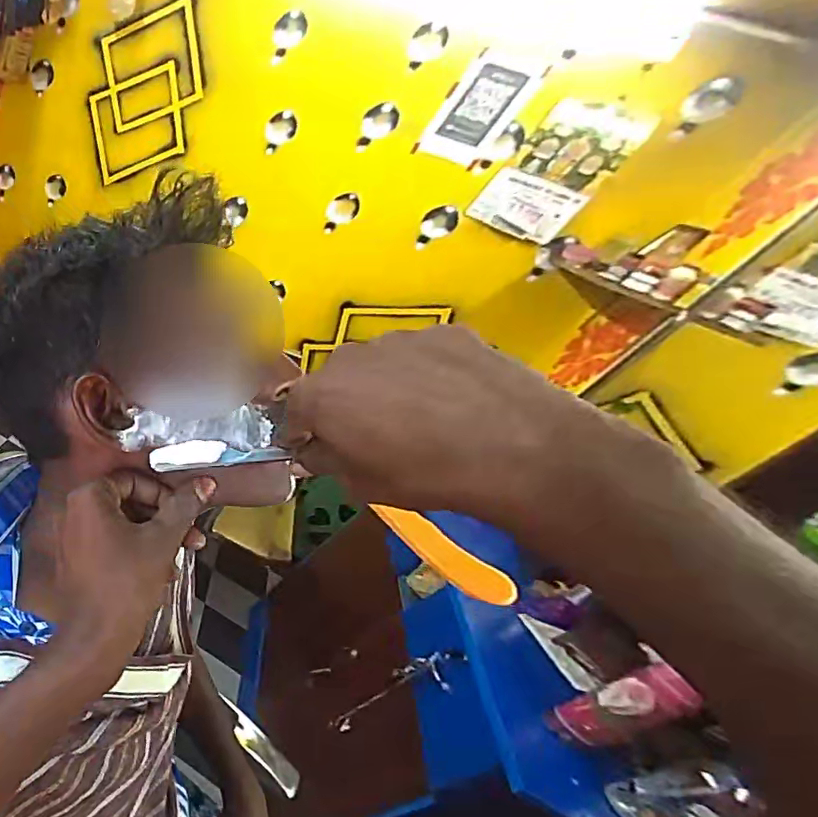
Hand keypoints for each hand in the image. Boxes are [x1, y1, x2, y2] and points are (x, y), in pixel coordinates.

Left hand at [52, 471, 214, 677]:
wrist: (98, 633)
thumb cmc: (125, 585)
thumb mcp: (162, 539)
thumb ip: (183, 507)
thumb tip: (202, 485)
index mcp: (87, 498)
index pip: (131, 480)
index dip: (162, 494)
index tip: (182, 510)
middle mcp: (72, 512)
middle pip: (126, 501)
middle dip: (162, 517)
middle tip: (188, 532)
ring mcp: (70, 536)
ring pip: (121, 523)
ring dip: (153, 535)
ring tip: (178, 553)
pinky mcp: (75, 558)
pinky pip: (109, 542)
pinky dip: (135, 549)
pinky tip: (159, 568)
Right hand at [281, 325, 672, 529]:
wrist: (527, 452)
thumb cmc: (428, 476)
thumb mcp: (360, 484)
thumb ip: (325, 461)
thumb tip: (313, 452)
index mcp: (318, 396)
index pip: (290, 414)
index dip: (300, 435)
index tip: (315, 450)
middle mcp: (348, 358)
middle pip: (330, 382)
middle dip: (338, 405)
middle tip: (366, 434)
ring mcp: (400, 339)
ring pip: (373, 364)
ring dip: (378, 384)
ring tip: (413, 413)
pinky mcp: (447, 331)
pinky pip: (417, 353)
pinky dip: (421, 370)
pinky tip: (448, 396)